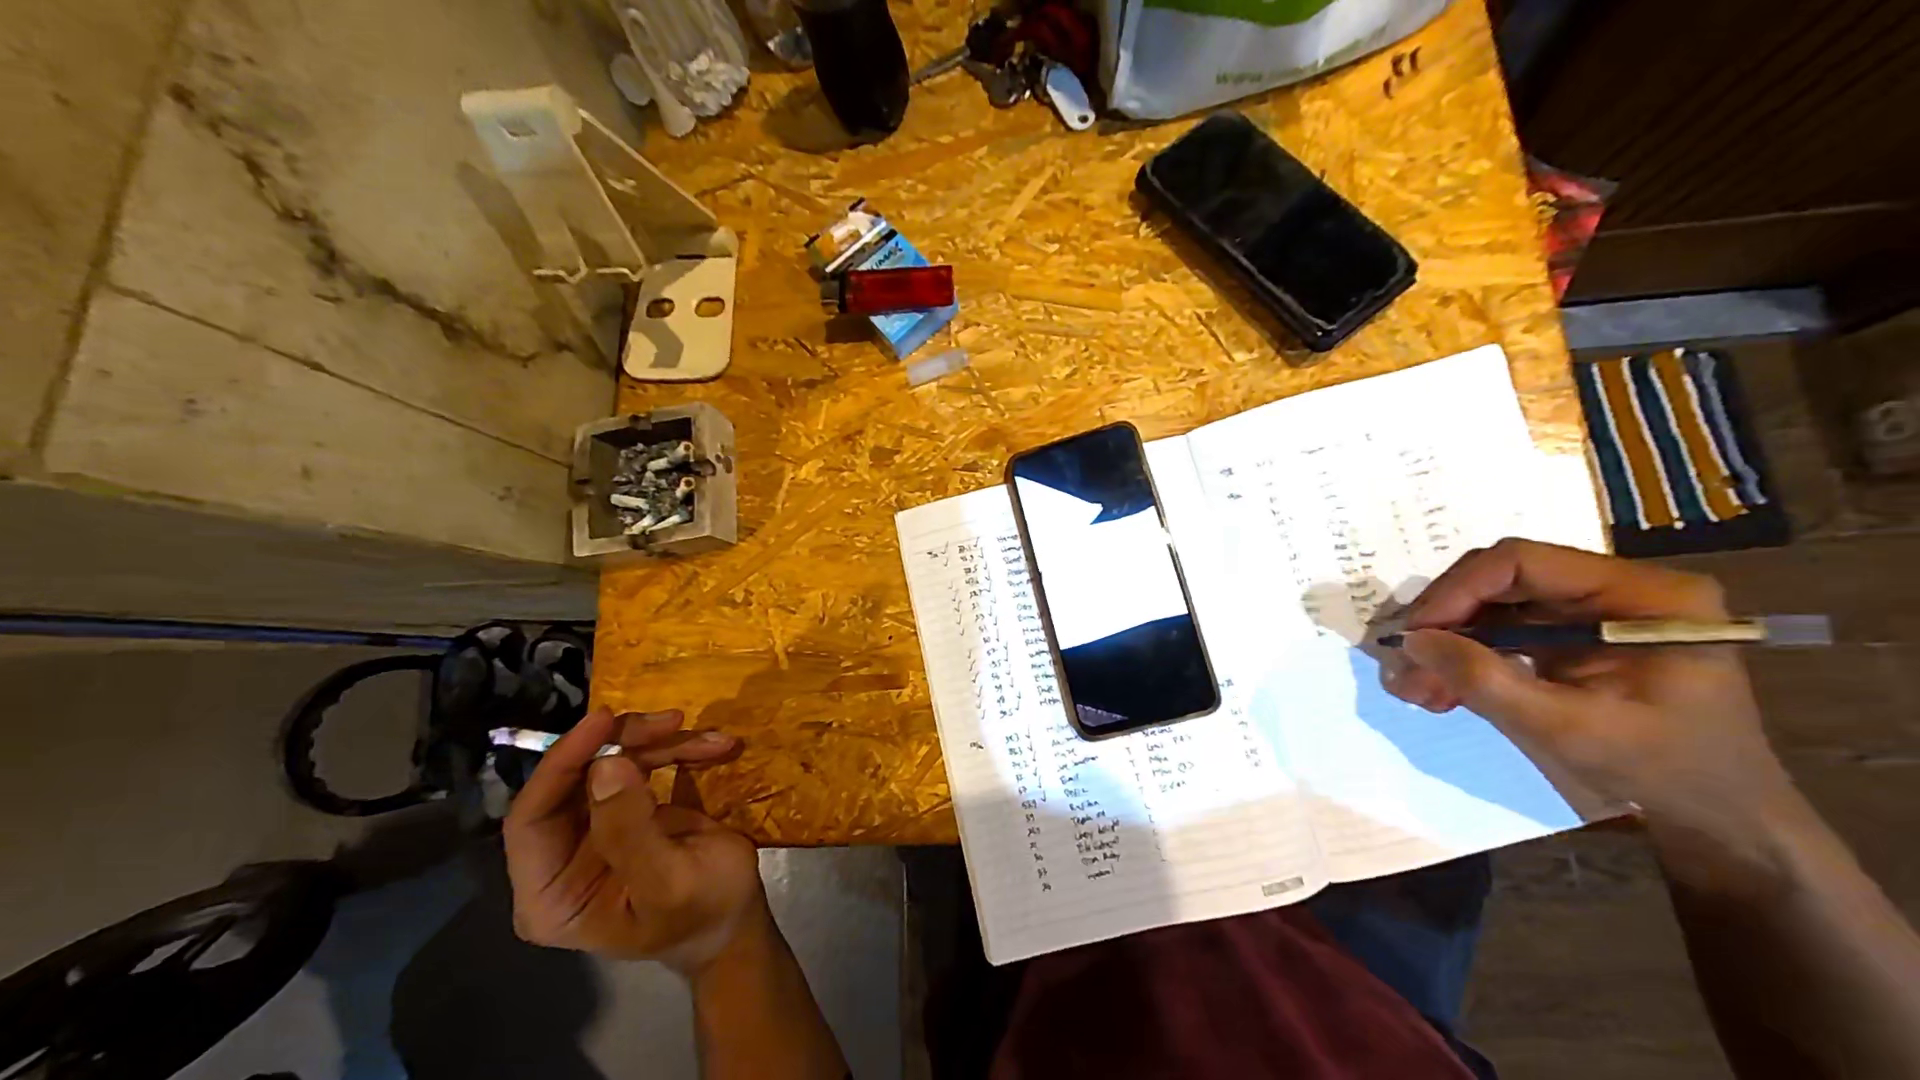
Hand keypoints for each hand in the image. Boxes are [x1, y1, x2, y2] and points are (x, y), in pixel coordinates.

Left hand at [503, 705, 763, 974]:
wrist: (736, 920)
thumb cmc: (701, 913)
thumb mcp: (670, 881)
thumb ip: (632, 831)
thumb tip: (606, 766)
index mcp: (551, 894)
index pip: (530, 820)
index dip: (561, 765)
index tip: (602, 722)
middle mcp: (562, 858)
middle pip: (572, 781)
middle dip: (619, 744)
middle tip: (668, 722)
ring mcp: (596, 831)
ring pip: (609, 764)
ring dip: (655, 742)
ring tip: (703, 735)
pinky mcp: (630, 810)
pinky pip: (641, 765)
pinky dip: (677, 749)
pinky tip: (714, 746)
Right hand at [1384, 539, 1796, 851]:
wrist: (1722, 820)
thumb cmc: (1662, 771)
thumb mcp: (1566, 728)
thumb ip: (1485, 680)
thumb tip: (1412, 640)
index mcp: (1643, 594)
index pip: (1522, 562)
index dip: (1457, 592)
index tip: (1416, 636)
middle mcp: (1618, 588)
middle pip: (1500, 581)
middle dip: (1445, 622)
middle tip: (1404, 665)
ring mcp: (1594, 612)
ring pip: (1493, 606)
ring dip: (1448, 644)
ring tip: (1414, 687)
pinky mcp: (1574, 637)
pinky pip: (1503, 631)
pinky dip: (1467, 658)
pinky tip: (1441, 690)